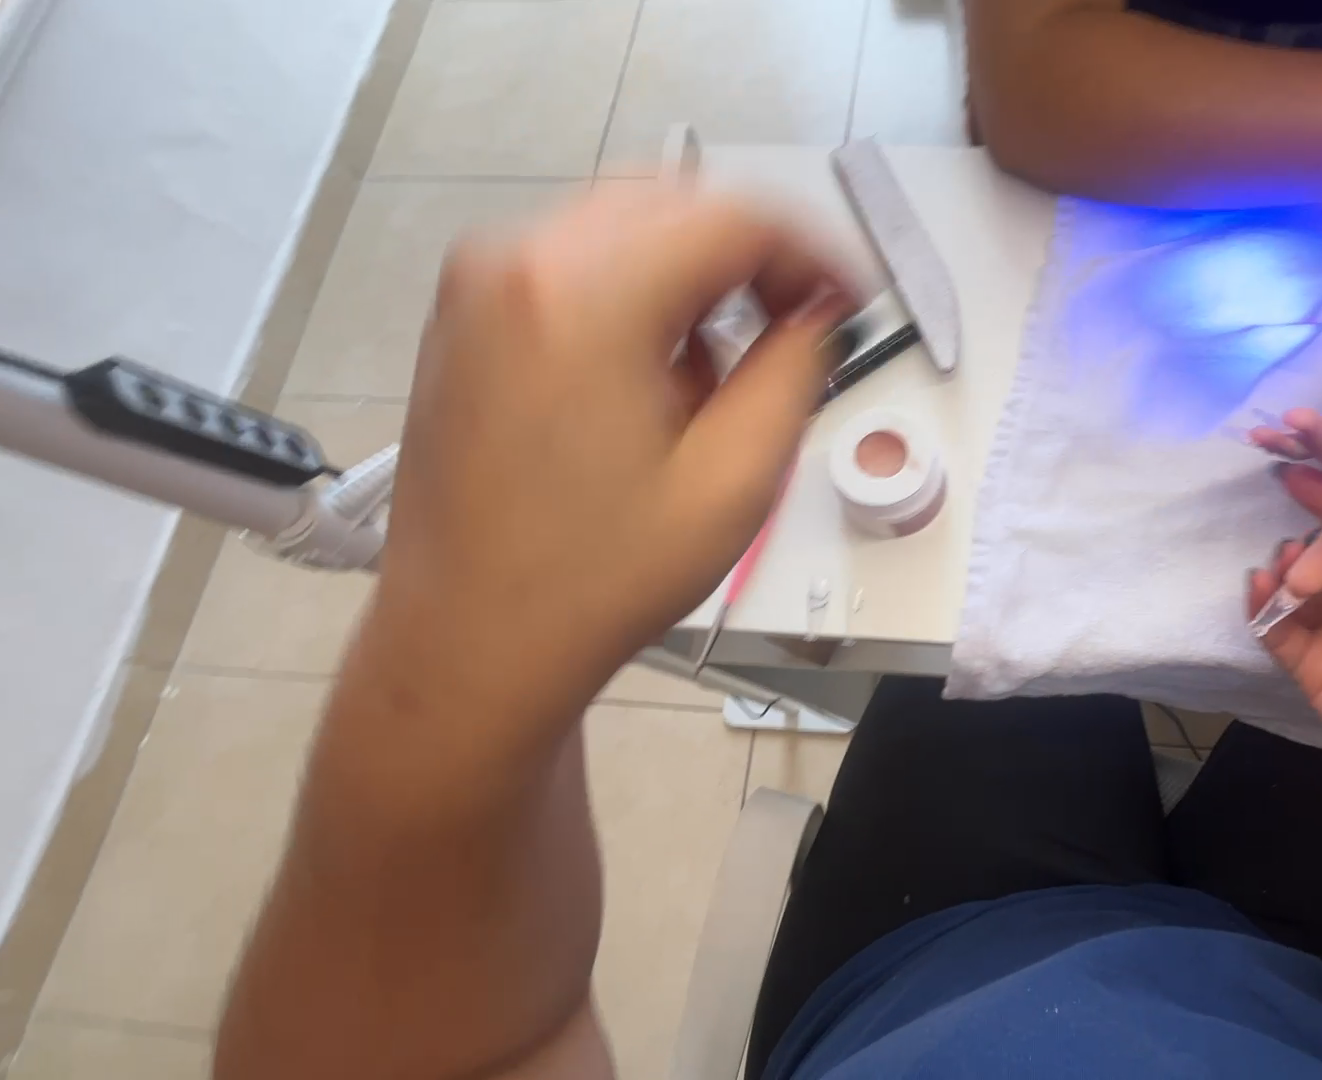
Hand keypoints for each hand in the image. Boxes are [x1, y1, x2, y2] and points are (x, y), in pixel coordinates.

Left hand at [369, 188, 854, 720]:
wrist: (473, 638)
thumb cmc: (607, 575)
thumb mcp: (737, 479)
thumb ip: (795, 371)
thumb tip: (817, 312)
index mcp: (585, 293)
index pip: (732, 218)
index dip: (812, 253)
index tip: (851, 302)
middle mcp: (517, 258)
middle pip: (678, 208)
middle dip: (756, 261)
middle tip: (802, 330)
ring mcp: (480, 283)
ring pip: (631, 232)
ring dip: (700, 284)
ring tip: (719, 380)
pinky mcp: (469, 316)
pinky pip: (582, 267)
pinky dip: (644, 299)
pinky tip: (657, 380)